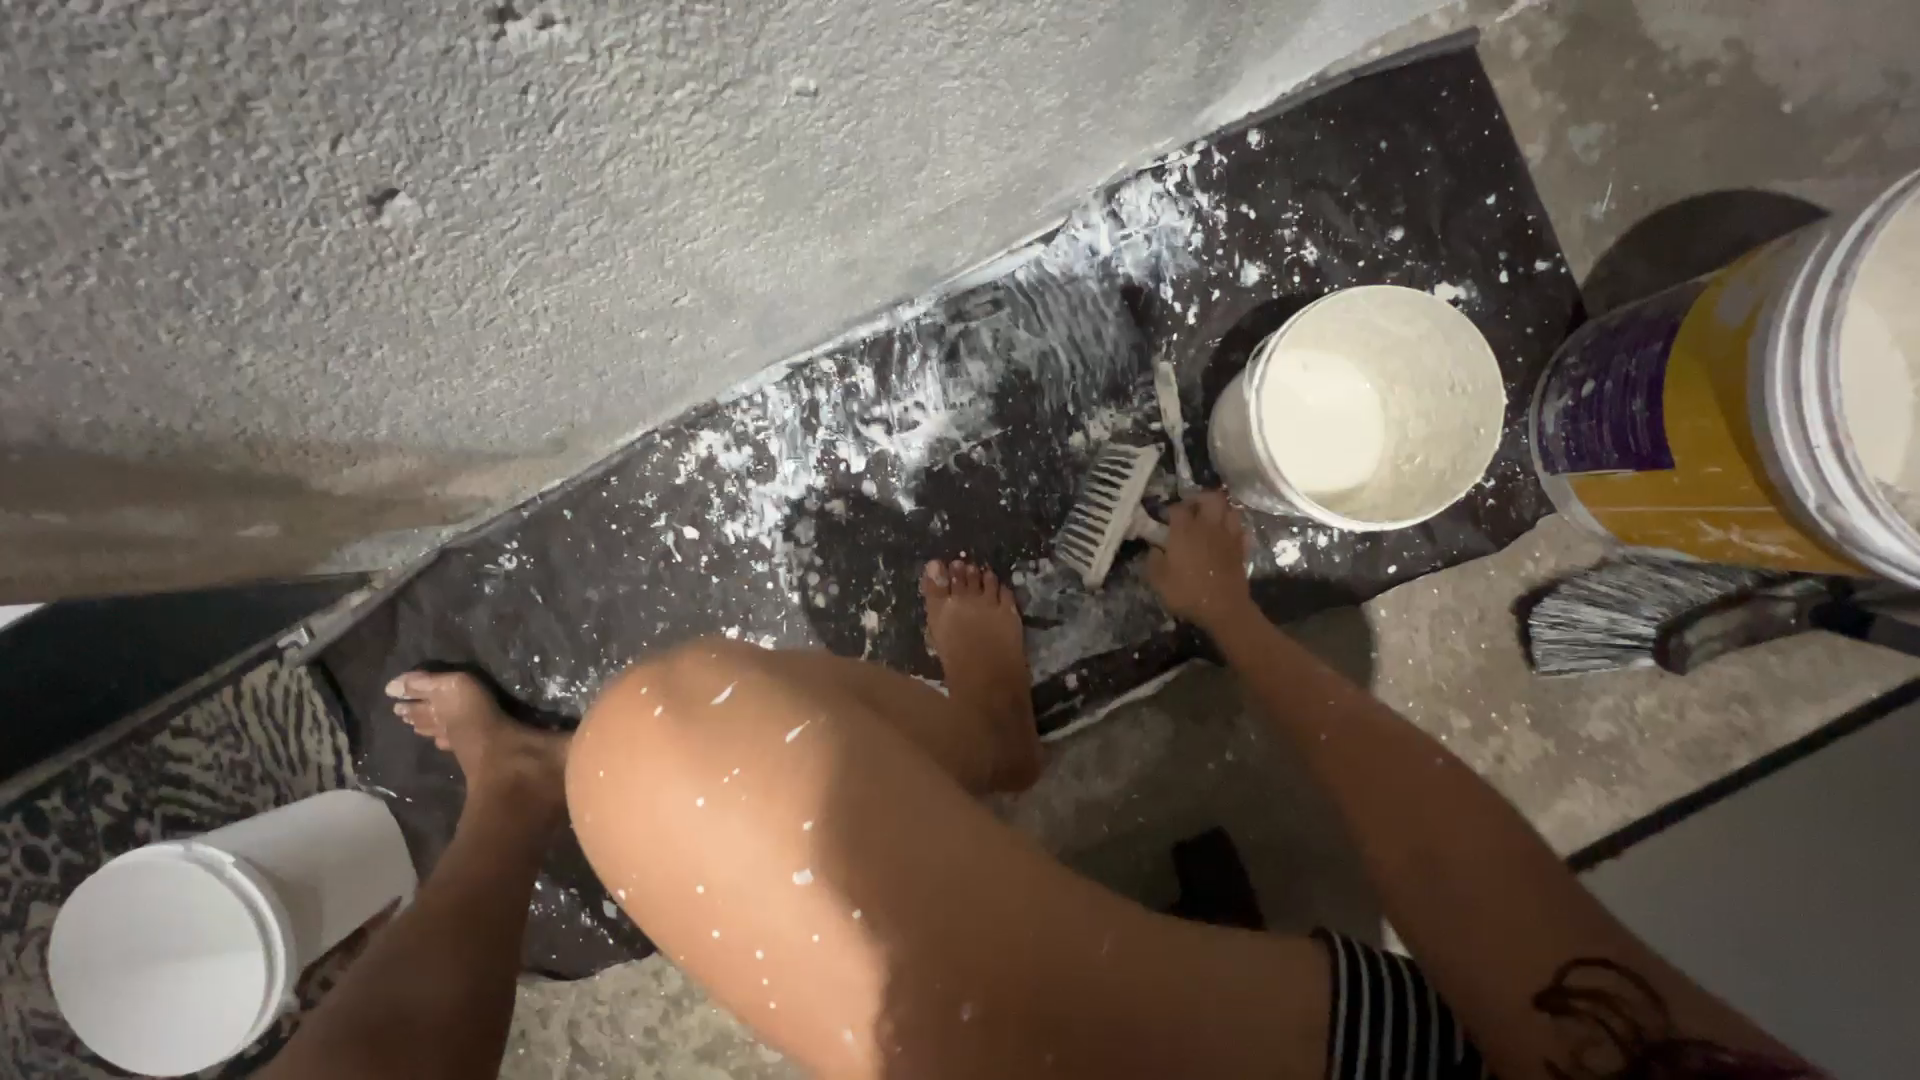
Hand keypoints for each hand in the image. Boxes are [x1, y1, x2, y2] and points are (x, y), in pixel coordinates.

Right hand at [1146, 490, 1255, 628]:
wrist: (1223, 608)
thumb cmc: (1187, 592)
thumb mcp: (1158, 580)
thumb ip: (1153, 560)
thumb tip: (1154, 548)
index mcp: (1185, 531)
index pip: (1178, 508)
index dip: (1170, 509)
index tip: (1165, 518)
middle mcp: (1208, 526)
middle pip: (1211, 498)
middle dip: (1200, 498)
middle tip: (1191, 508)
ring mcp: (1228, 536)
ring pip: (1230, 509)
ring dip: (1220, 510)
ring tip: (1210, 519)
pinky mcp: (1241, 548)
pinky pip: (1240, 528)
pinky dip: (1232, 526)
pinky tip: (1225, 535)